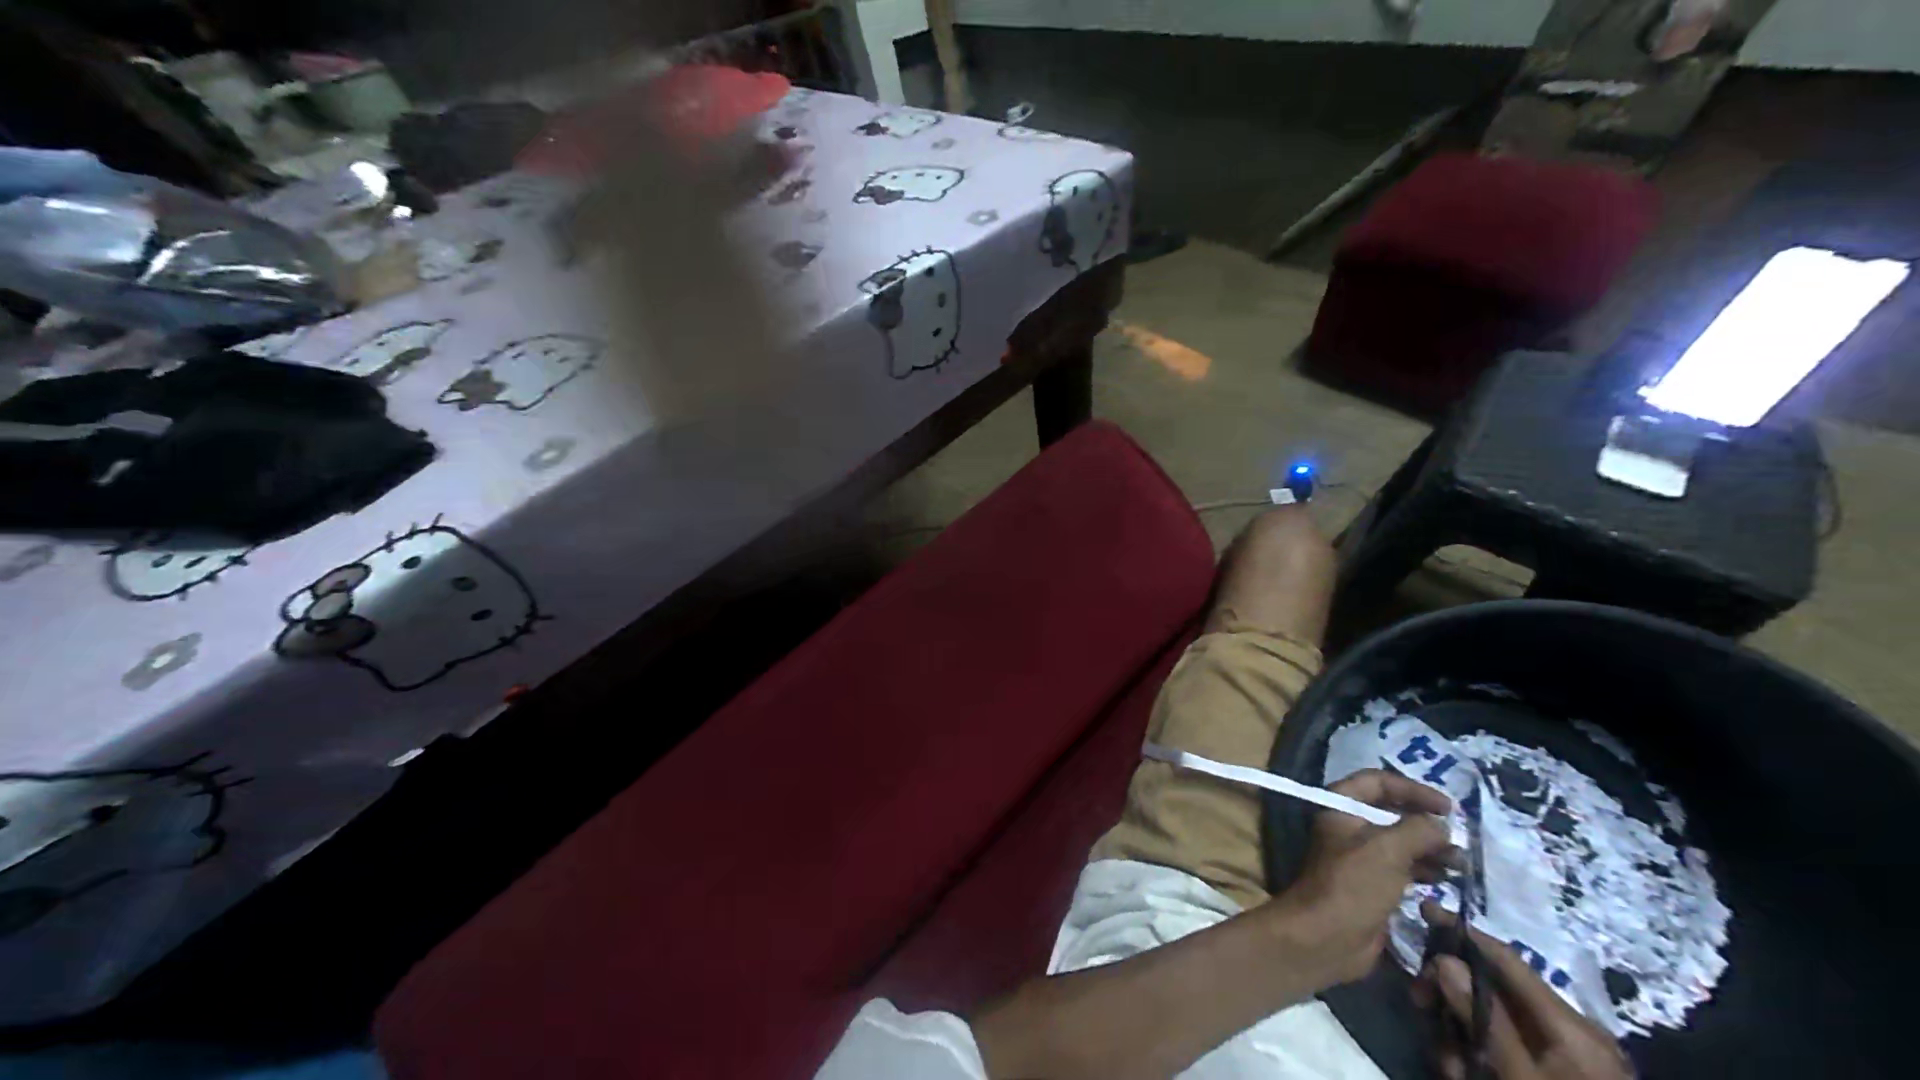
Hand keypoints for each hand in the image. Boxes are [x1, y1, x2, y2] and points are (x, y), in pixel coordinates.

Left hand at [1265, 769, 1454, 988]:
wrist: (1328, 935)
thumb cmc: (1353, 884)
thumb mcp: (1388, 849)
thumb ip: (1418, 830)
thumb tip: (1441, 825)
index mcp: (1341, 807)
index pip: (1377, 781)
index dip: (1412, 789)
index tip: (1448, 807)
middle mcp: (1348, 826)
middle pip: (1391, 811)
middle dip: (1426, 822)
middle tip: (1460, 839)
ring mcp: (1360, 856)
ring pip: (1400, 841)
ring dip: (1430, 848)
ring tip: (1460, 862)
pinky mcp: (1372, 883)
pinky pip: (1402, 867)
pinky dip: (1424, 868)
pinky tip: (1446, 877)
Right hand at [1413, 904, 1633, 1079]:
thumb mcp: (1519, 1078)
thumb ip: (1485, 1020)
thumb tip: (1445, 960)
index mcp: (1570, 1025)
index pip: (1508, 960)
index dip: (1465, 931)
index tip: (1425, 909)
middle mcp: (1572, 1030)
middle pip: (1497, 989)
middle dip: (1452, 994)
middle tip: (1418, 1003)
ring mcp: (1571, 1054)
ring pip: (1498, 1020)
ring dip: (1462, 1034)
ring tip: (1448, 1066)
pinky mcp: (1565, 1072)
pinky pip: (1513, 1046)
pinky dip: (1483, 1053)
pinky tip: (1463, 1073)